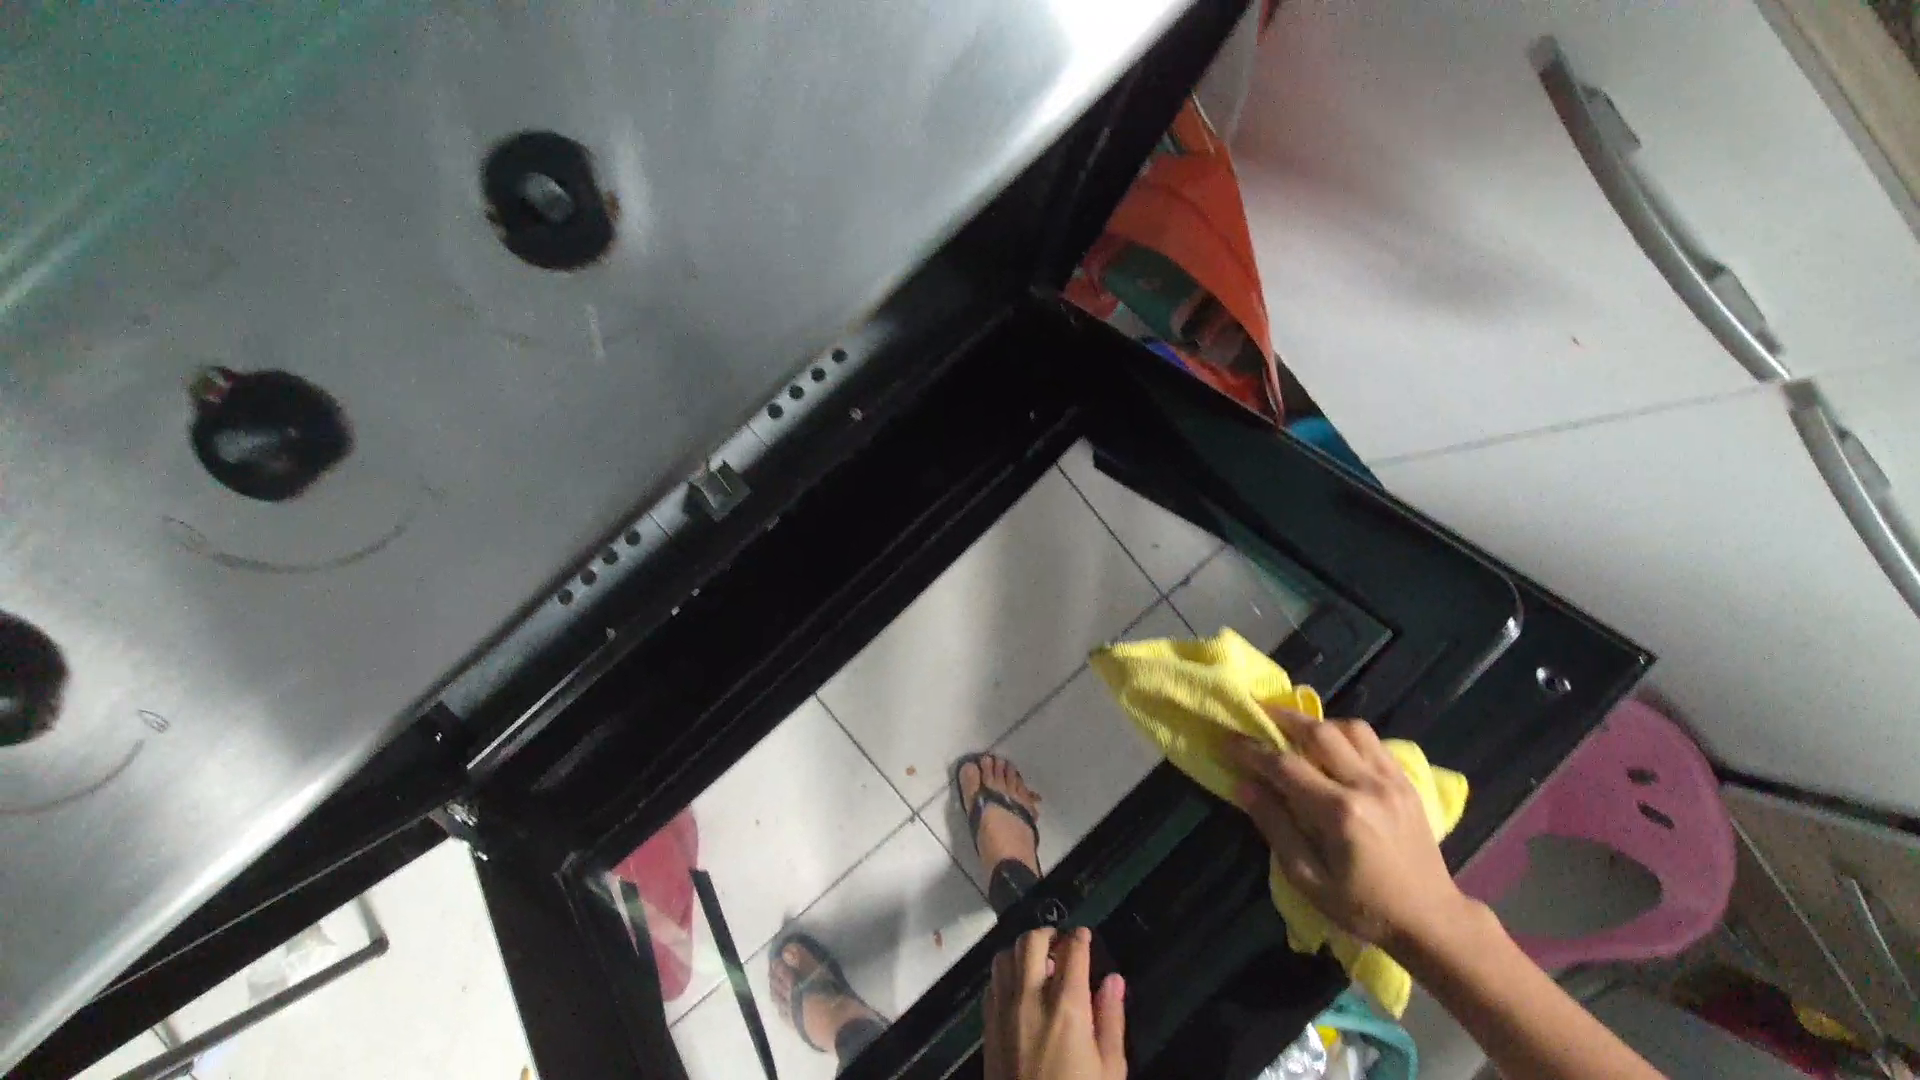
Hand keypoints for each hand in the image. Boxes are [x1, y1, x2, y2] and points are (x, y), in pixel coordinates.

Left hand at [983, 927, 1125, 1079]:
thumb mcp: (1109, 1070)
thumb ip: (1111, 1019)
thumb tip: (1113, 980)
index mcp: (1067, 1008)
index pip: (1072, 951)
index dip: (1080, 937)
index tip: (1085, 935)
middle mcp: (1030, 999)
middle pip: (1031, 942)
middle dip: (1049, 935)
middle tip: (1062, 945)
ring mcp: (1003, 1011)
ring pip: (1005, 955)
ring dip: (1023, 950)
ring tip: (1040, 963)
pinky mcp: (987, 1026)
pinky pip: (992, 982)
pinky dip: (1006, 973)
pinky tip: (1020, 988)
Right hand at [1227, 708, 1473, 954]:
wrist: (1431, 920)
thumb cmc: (1362, 907)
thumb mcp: (1308, 878)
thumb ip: (1275, 827)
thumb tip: (1244, 786)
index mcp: (1340, 813)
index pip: (1286, 766)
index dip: (1252, 750)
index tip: (1228, 739)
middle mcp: (1368, 786)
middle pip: (1321, 732)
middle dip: (1284, 718)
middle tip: (1259, 713)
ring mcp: (1393, 781)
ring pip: (1352, 728)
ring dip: (1319, 723)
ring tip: (1297, 729)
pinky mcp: (1407, 783)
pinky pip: (1374, 742)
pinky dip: (1347, 735)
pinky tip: (1333, 747)